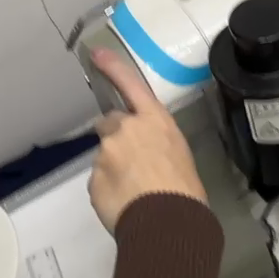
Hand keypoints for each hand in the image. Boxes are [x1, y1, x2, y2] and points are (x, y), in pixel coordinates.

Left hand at [87, 48, 206, 231]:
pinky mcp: (93, 178)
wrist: (168, 224)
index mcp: (155, 121)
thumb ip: (155, 143)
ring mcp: (106, 153)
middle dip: (115, 137)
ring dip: (113, 167)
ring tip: (133, 191)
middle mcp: (126, 129)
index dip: (113, 68)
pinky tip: (124, 203)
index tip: (96, 53)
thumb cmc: (185, 190)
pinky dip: (108, 189)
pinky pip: (99, 180)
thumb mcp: (179, 154)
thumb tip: (144, 152)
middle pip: (110, 123)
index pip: (131, 85)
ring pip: (105, 155)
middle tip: (132, 162)